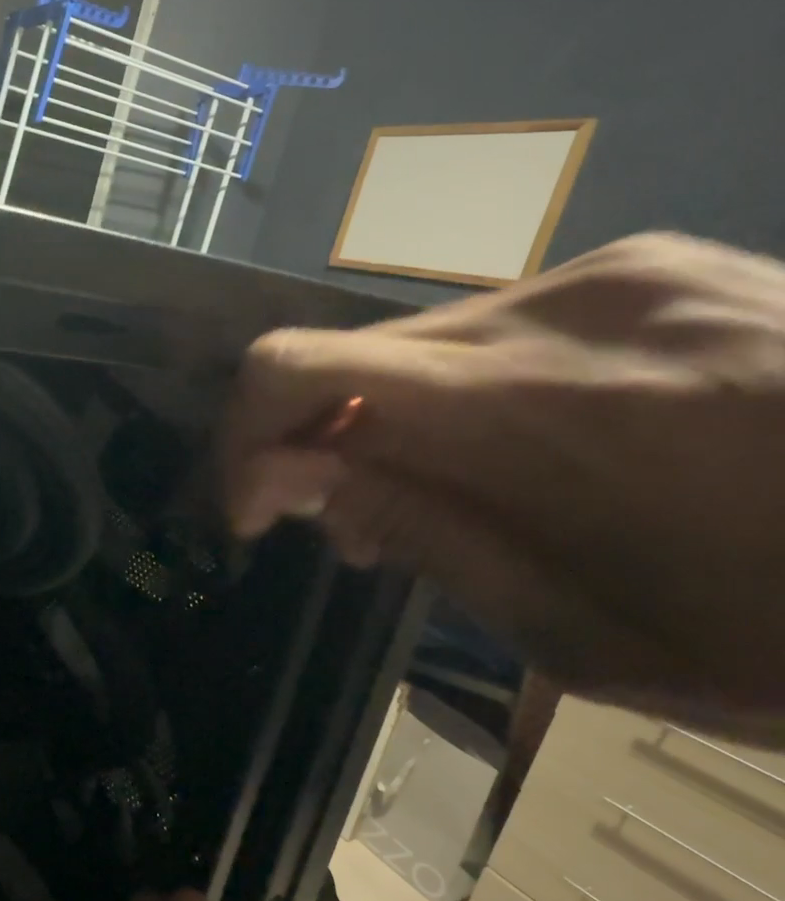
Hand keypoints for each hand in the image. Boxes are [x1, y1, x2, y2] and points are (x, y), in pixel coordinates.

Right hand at [218, 233, 784, 734]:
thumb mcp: (600, 640)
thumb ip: (426, 537)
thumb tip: (307, 481)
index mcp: (541, 408)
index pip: (295, 369)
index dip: (242, 437)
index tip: (261, 513)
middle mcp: (558, 307)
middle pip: (353, 353)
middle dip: (320, 439)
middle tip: (353, 522)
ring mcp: (617, 269)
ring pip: (422, 338)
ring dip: (396, 413)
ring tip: (452, 489)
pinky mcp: (659, 261)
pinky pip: (501, 321)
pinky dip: (470, 384)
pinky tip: (531, 441)